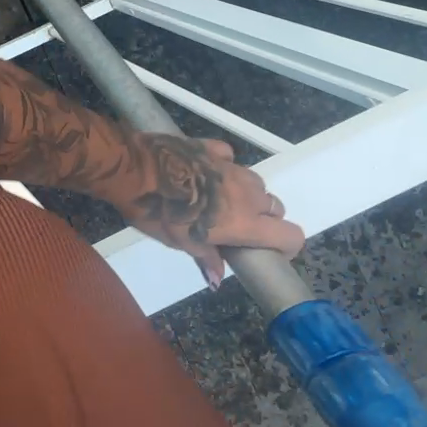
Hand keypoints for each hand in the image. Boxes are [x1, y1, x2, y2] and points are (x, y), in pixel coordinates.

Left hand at [113, 135, 303, 288]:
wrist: (134, 170)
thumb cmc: (159, 212)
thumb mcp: (181, 242)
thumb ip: (206, 258)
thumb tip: (217, 281)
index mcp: (246, 222)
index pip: (291, 235)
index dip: (287, 245)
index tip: (269, 249)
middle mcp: (247, 193)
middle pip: (275, 206)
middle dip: (264, 217)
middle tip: (239, 224)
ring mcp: (229, 166)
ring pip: (255, 180)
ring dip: (246, 191)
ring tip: (221, 197)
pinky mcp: (209, 146)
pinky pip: (228, 155)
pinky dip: (224, 163)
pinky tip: (206, 169)